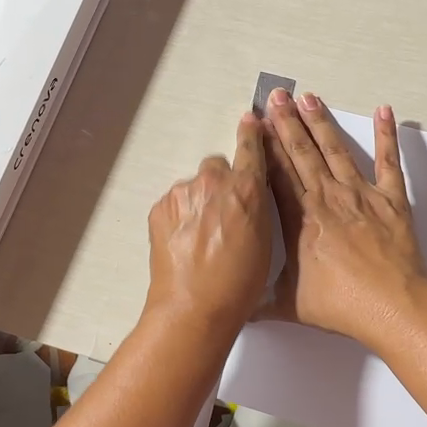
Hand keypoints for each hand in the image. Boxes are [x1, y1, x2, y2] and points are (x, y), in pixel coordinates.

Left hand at [145, 112, 273, 334]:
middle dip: (220, 185)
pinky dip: (179, 216)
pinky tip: (184, 243)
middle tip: (221, 218)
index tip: (250, 120)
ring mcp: (183, 193)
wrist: (194, 306)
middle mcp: (214, 182)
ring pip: (193, 187)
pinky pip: (175, 203)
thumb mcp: (265, 241)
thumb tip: (246, 197)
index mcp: (247, 189)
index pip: (251, 148)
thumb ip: (256, 207)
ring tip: (200, 238)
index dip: (251, 134)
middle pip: (217, 168)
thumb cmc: (239, 283)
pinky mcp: (161, 206)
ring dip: (198, 202)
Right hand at [260, 88, 426, 344]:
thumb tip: (236, 310)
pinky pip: (389, 163)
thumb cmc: (342, 305)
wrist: (394, 308)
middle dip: (287, 122)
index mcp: (301, 219)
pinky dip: (387, 136)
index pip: (277, 173)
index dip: (265, 146)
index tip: (255, 123)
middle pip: (302, 153)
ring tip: (308, 97)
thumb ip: (260, 302)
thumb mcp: (291, 305)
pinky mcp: (391, 201)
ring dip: (321, 123)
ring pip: (335, 150)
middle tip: (276, 96)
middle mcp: (327, 198)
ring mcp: (361, 195)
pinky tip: (384, 111)